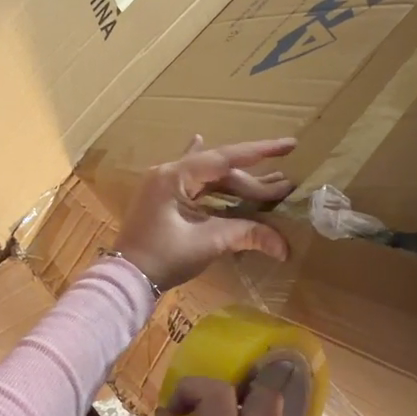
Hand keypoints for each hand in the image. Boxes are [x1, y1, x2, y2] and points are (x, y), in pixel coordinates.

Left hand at [111, 136, 295, 289]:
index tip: (289, 145)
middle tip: (286, 187)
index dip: (259, 152)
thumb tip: (284, 246)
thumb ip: (246, 234)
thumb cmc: (163, 256)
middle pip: (218, 172)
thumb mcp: (208, 242)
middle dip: (252, 181)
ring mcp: (162, 185)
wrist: (127, 277)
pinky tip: (199, 138)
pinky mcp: (162, 199)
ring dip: (235, 180)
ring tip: (271, 178)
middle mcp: (167, 173)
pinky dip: (203, 170)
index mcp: (174, 176)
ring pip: (207, 177)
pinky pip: (190, 179)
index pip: (224, 158)